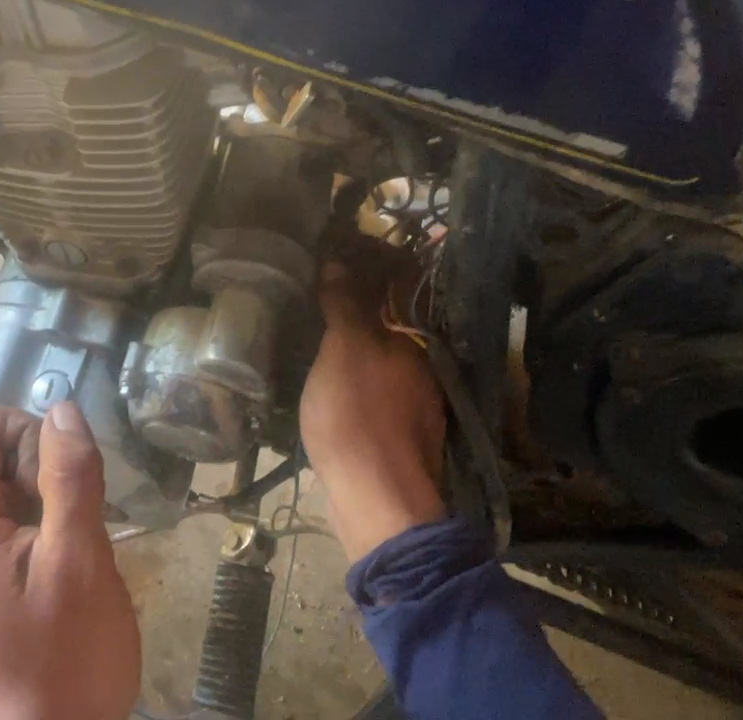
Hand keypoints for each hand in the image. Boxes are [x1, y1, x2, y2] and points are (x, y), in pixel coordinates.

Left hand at [0, 401, 139, 719]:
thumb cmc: (64, 655)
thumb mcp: (77, 559)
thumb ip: (70, 476)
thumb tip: (63, 408)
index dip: (30, 433)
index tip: (64, 479)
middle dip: (41, 467)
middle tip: (73, 520)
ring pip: (2, 483)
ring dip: (46, 495)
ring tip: (72, 541)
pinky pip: (3, 516)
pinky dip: (38, 519)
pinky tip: (62, 557)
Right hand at [301, 260, 447, 562]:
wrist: (378, 501)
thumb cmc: (359, 415)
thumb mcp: (344, 350)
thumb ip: (345, 303)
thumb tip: (339, 260)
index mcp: (415, 334)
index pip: (398, 277)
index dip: (371, 255)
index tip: (339, 240)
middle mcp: (422, 358)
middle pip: (392, 310)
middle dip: (362, 288)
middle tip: (322, 271)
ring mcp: (412, 392)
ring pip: (383, 345)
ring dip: (357, 325)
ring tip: (319, 312)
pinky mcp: (397, 423)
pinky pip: (375, 375)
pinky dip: (356, 360)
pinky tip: (331, 363)